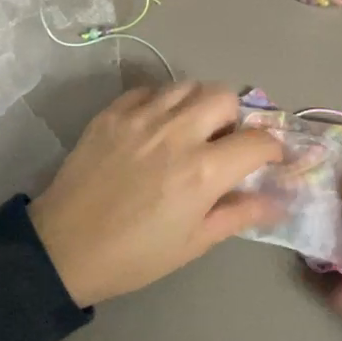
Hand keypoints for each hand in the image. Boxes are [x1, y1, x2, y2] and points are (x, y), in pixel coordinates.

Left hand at [28, 82, 284, 306]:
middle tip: (225, 141)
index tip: (269, 158)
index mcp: (202, 170)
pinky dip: (161, 101)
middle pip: (223, 96)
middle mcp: (176, 132)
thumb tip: (276, 200)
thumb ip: (238, 214)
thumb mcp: (194, 243)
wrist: (65, 245)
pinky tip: (156, 125)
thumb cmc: (135, 255)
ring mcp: (141, 117)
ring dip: (198, 103)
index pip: (257, 141)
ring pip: (187, 85)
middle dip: (234, 116)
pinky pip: (149, 89)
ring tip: (191, 128)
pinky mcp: (112, 111)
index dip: (272, 148)